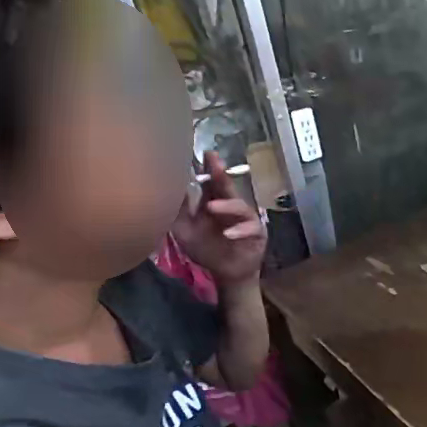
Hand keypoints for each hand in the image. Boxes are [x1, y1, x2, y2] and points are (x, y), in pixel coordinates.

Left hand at [172, 150, 265, 286]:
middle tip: (214, 162)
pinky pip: (251, 229)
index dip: (209, 168)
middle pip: (228, 187)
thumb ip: (180, 211)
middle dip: (221, 174)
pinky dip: (240, 230)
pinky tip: (229, 234)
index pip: (212, 182)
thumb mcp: (185, 231)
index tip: (205, 153)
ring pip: (240, 207)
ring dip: (226, 206)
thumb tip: (170, 188)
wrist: (227, 274)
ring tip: (211, 207)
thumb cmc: (207, 249)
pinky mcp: (257, 234)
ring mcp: (246, 219)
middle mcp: (232, 207)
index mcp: (215, 203)